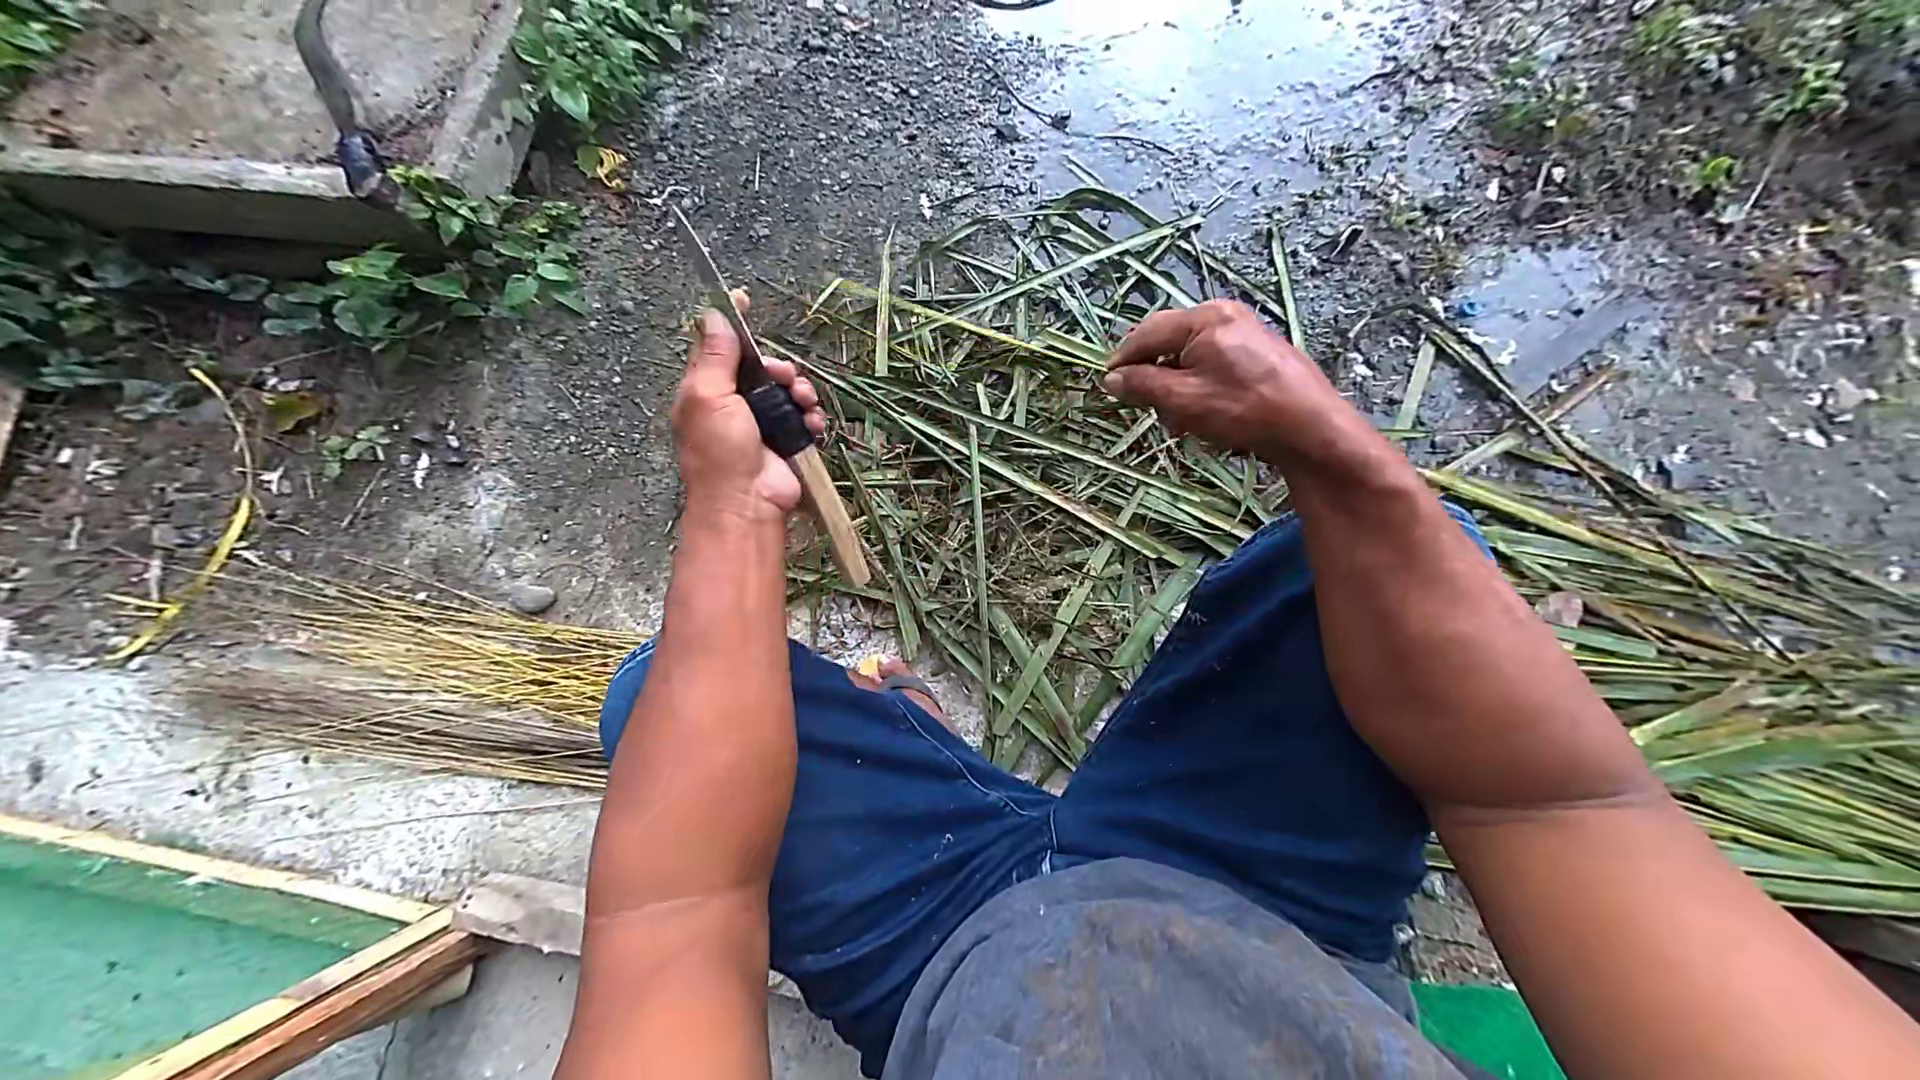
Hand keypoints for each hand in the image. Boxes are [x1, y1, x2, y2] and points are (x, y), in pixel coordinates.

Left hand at [671, 289, 826, 521]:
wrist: (747, 502)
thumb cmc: (720, 452)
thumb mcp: (708, 397)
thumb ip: (715, 357)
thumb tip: (714, 316)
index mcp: (706, 390)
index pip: (717, 346)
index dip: (730, 323)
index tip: (742, 298)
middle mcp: (734, 403)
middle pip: (762, 367)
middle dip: (779, 367)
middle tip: (785, 376)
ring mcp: (763, 423)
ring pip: (789, 390)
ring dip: (801, 391)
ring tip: (804, 403)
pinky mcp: (787, 440)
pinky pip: (805, 416)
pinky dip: (812, 417)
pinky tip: (811, 424)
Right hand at [1101, 300, 1372, 468]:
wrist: (1311, 428)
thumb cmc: (1244, 410)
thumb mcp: (1183, 400)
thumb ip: (1142, 385)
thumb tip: (1111, 378)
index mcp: (1204, 318)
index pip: (1146, 334)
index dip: (1123, 361)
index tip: (1107, 386)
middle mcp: (1224, 315)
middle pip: (1167, 341)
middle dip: (1152, 375)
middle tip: (1147, 408)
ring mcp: (1243, 331)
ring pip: (1188, 355)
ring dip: (1175, 387)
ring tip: (1181, 420)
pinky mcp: (1256, 352)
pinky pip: (1211, 363)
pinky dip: (1197, 387)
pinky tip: (1203, 414)